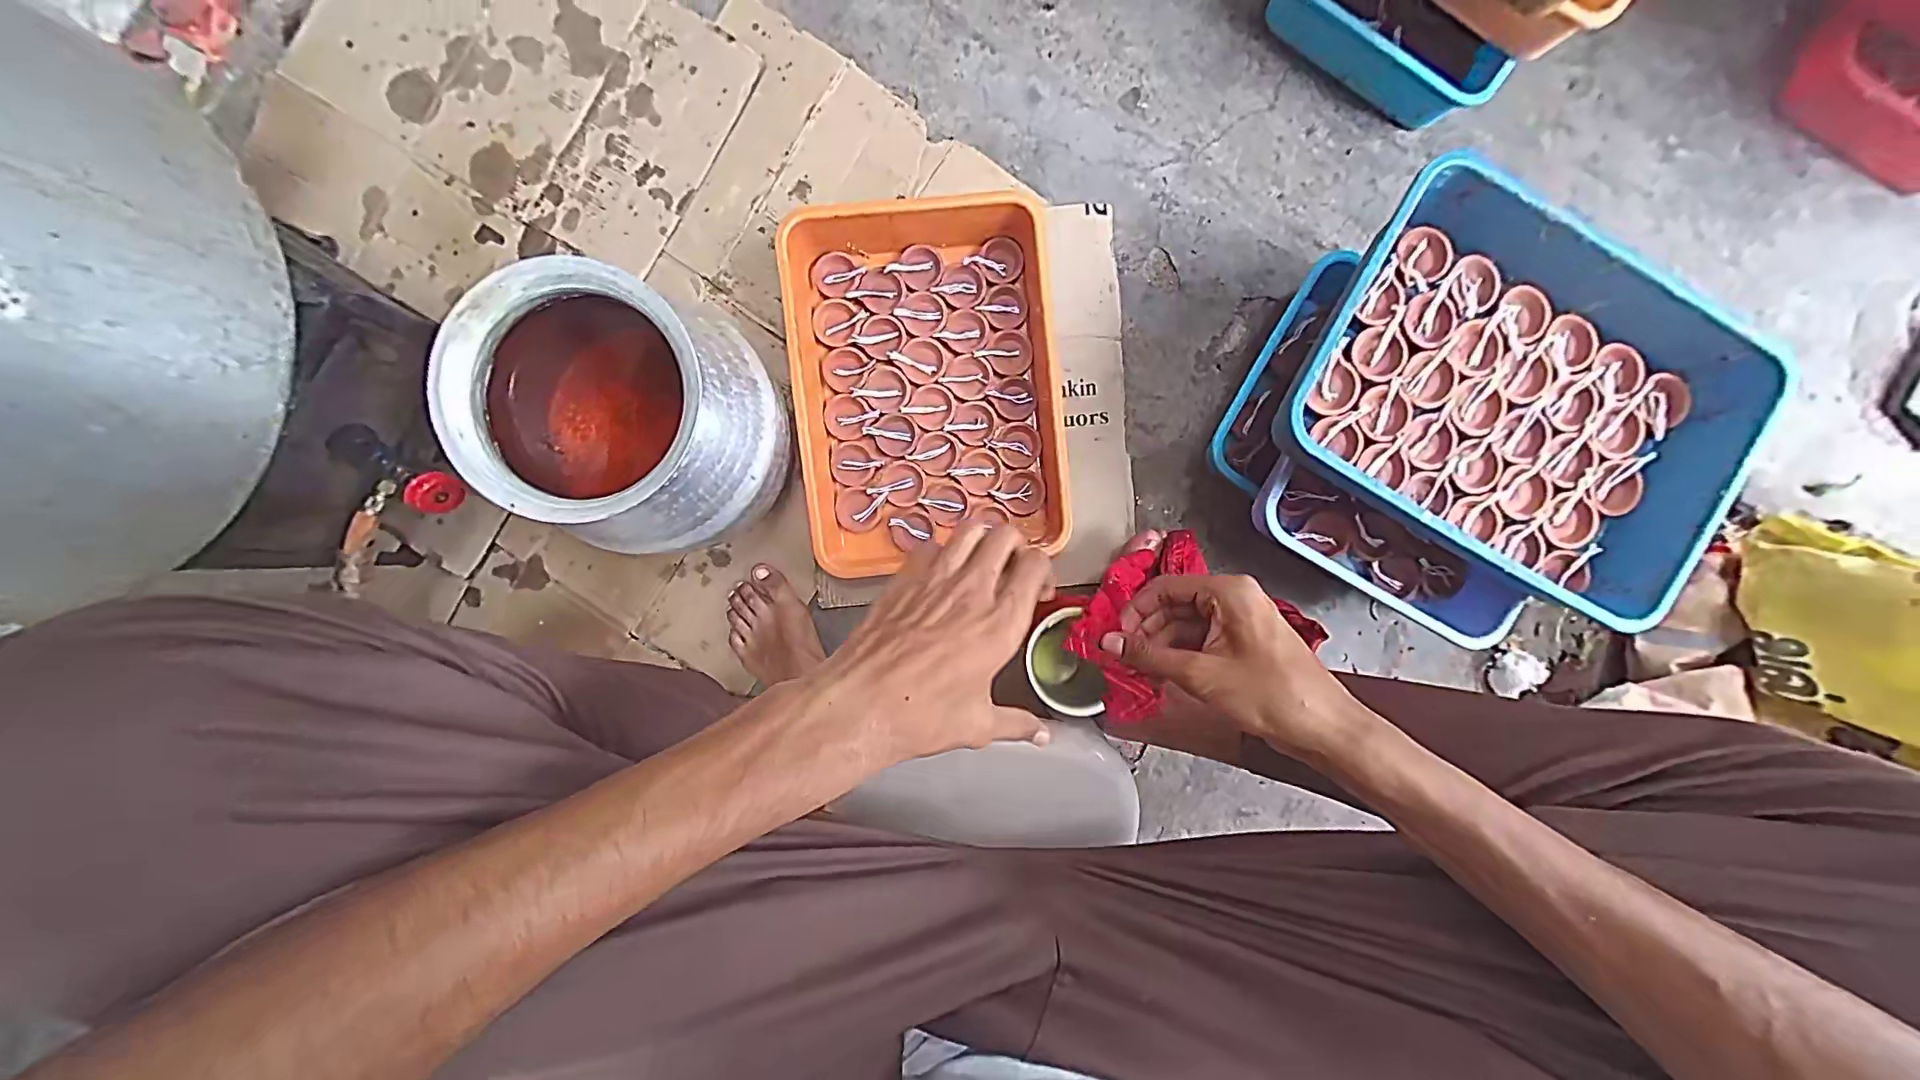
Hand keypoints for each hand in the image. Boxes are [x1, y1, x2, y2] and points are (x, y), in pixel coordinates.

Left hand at [802, 518, 1055, 769]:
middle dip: (1016, 546)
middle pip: (1005, 535)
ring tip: (982, 559)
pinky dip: (943, 550)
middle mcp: (972, 591)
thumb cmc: (921, 715)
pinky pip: (931, 545)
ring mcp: (935, 579)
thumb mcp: (978, 725)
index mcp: (1000, 622)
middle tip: (1012, 569)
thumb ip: (1016, 723)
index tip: (1038, 587)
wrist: (861, 704)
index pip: (1035, 565)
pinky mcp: (904, 579)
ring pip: (970, 529)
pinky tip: (941, 571)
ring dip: (983, 537)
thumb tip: (1040, 734)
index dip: (1043, 569)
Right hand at [1100, 574, 1364, 757]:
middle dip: (1146, 631)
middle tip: (1124, 656)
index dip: (1135, 610)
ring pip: (1184, 623)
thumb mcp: (1199, 674)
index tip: (1116, 635)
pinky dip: (1179, 654)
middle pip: (1173, 604)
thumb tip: (1109, 643)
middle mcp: (1234, 597)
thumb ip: (1148, 655)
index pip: (1165, 586)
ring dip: (1160, 645)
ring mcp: (1240, 619)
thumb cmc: (1272, 695)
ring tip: (1141, 670)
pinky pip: (1201, 638)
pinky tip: (1164, 674)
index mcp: (1228, 591)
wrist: (1323, 728)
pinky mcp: (1243, 641)